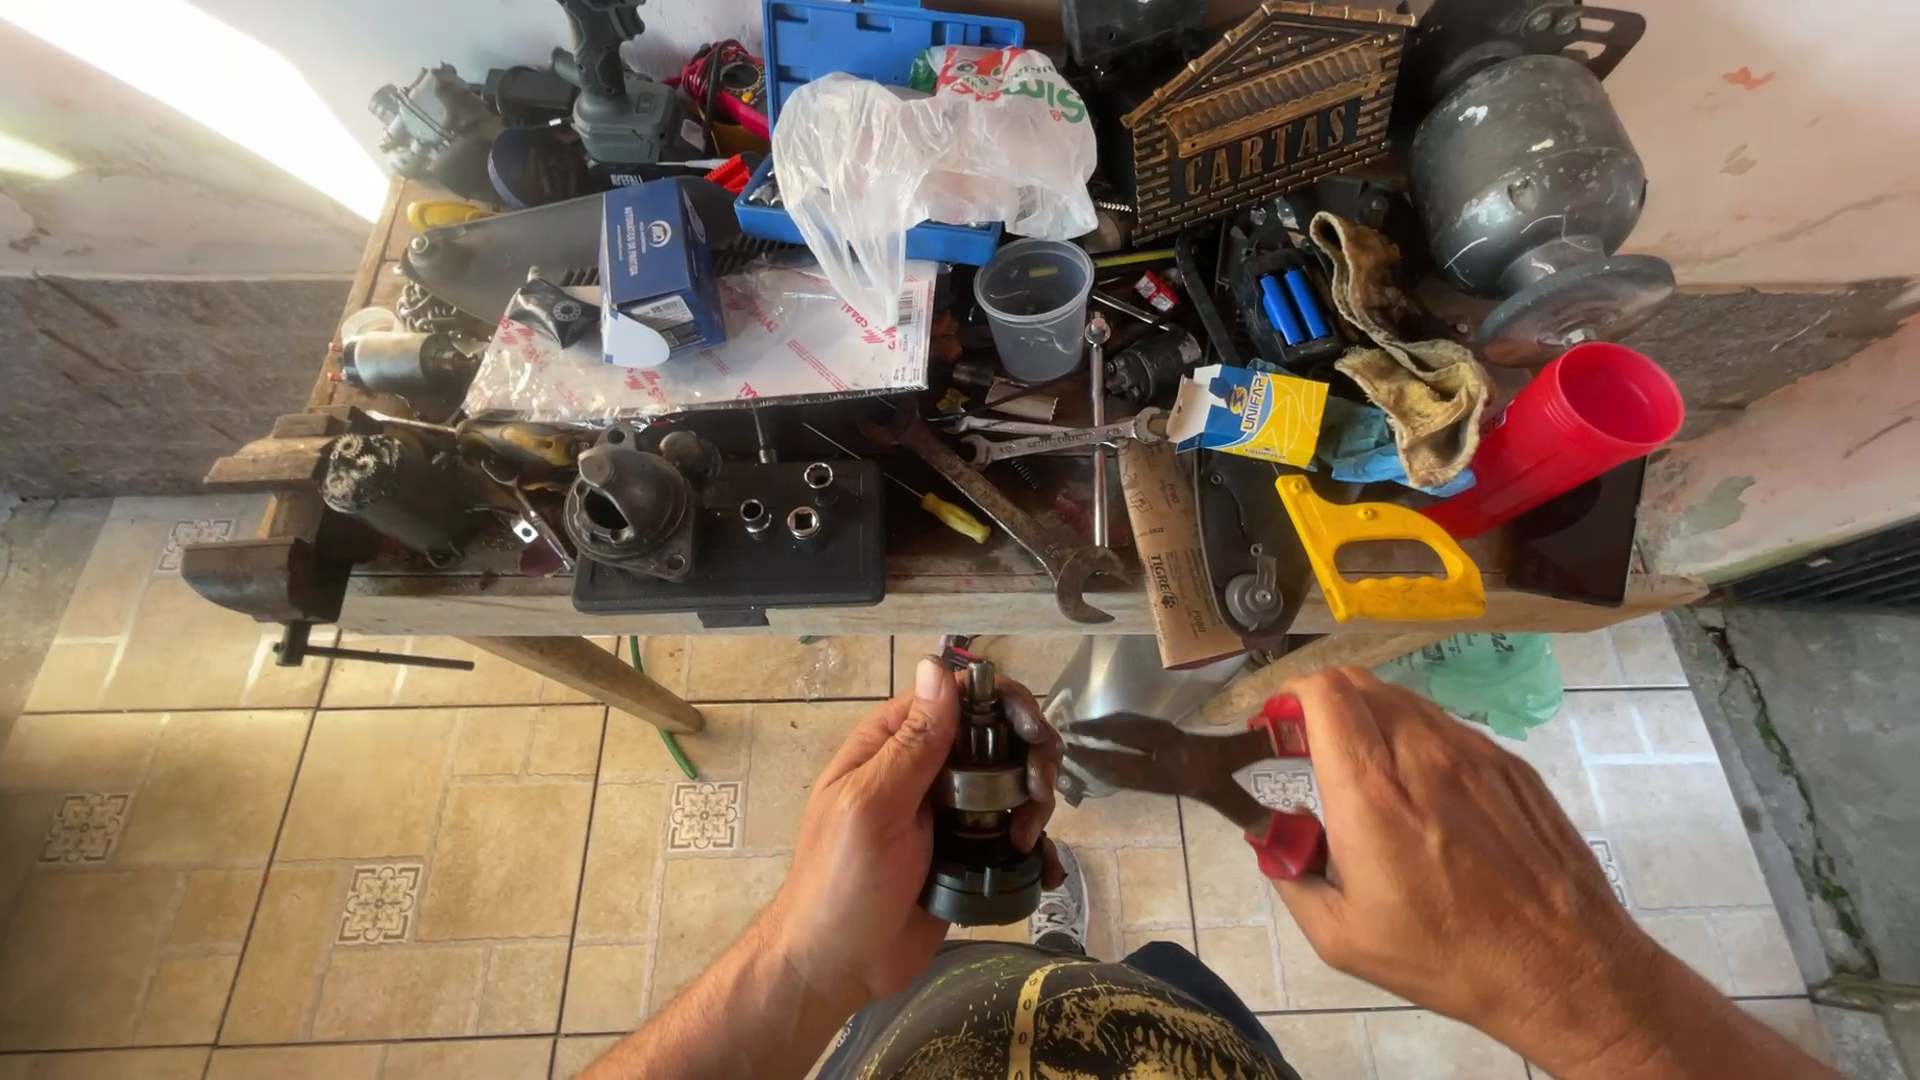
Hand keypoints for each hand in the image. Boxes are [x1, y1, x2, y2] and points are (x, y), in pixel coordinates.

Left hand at [763, 656, 1062, 1006]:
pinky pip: (1011, 827)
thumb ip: (913, 742)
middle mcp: (926, 765)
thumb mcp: (873, 806)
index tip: (1033, 733)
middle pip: (996, 734)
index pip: (959, 693)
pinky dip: (1035, 839)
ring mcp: (950, 807)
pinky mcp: (968, 847)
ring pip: (1011, 779)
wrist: (838, 966)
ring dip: (1035, 799)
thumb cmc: (841, 881)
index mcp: (895, 741)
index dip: (1004, 702)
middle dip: (1029, 755)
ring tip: (1028, 836)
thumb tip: (937, 665)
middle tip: (1038, 794)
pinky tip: (1039, 859)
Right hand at [1273, 668, 1662, 1060]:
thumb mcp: (1338, 934)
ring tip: (1366, 762)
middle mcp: (1420, 756)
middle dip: (1320, 701)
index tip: (1281, 726)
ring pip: (1399, 697)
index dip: (1292, 695)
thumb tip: (1271, 829)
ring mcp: (1472, 754)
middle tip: (1312, 742)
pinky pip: (1443, 724)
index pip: (1325, 694)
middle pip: (1356, 683)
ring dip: (1366, 715)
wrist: (1571, 975)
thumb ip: (1286, 871)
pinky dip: (1412, 735)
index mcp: (1370, 793)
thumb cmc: (1446, 956)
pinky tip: (1420, 785)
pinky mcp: (1509, 763)